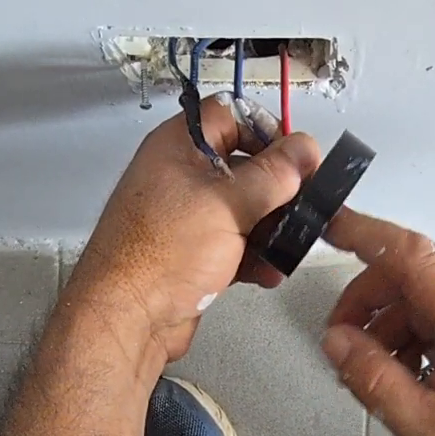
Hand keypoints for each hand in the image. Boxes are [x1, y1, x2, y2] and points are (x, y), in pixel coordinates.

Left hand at [64, 97, 321, 364]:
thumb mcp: (229, 204)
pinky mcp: (194, 257)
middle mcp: (182, 178)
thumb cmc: (162, 254)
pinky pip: (235, 248)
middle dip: (277, 192)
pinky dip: (255, 259)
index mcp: (180, 146)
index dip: (269, 133)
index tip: (298, 161)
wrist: (130, 318)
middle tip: (302, 209)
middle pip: (244, 169)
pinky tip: (268, 273)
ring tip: (288, 247)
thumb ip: (273, 175)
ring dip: (271, 231)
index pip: (232, 116)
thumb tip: (304, 149)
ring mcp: (188, 220)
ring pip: (244, 212)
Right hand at [320, 209, 434, 435]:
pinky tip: (394, 373)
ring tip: (366, 370)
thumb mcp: (423, 428)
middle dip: (368, 300)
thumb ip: (374, 379)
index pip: (417, 259)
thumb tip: (334, 339)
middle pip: (415, 277)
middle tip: (338, 342)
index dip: (369, 237)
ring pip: (422, 300)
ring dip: (385, 325)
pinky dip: (407, 339)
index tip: (329, 225)